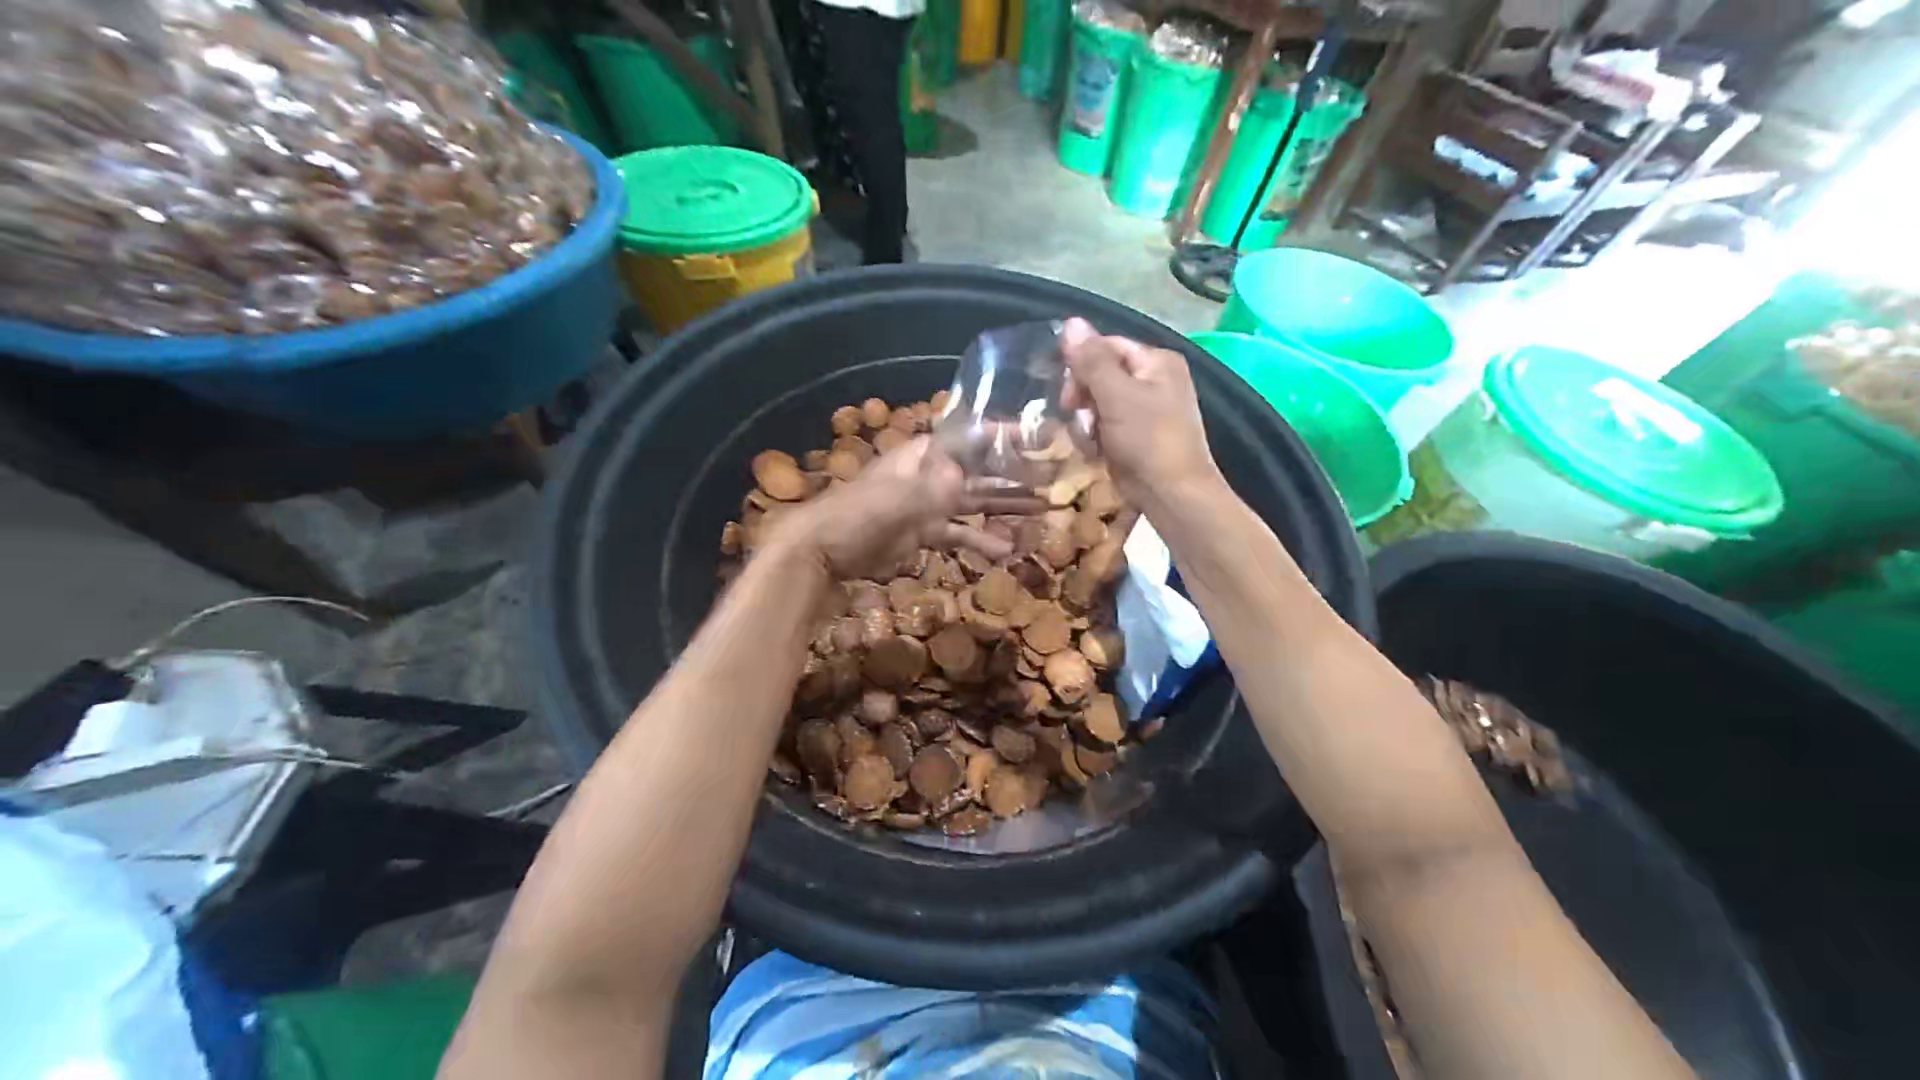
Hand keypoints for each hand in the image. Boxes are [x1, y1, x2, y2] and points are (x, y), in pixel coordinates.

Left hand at [769, 437, 1035, 580]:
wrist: (824, 550)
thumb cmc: (859, 514)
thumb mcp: (900, 499)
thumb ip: (939, 487)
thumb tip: (971, 478)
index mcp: (926, 454)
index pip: (972, 438)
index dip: (1004, 437)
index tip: (1038, 437)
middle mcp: (932, 473)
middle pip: (981, 470)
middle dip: (1014, 475)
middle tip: (1052, 478)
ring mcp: (929, 503)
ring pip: (975, 502)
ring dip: (1005, 507)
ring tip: (1043, 510)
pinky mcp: (925, 532)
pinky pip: (960, 533)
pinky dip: (981, 541)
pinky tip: (1007, 551)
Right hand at [1059, 317, 1222, 509]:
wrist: (1171, 493)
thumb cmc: (1147, 439)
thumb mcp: (1116, 395)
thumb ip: (1091, 360)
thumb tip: (1070, 322)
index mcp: (1156, 361)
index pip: (1106, 346)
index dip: (1081, 366)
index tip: (1068, 395)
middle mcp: (1155, 378)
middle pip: (1101, 373)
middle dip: (1084, 396)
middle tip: (1078, 418)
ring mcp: (1148, 408)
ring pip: (1099, 401)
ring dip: (1088, 420)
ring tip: (1091, 439)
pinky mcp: (1138, 434)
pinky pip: (1107, 423)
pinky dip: (1097, 435)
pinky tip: (1097, 449)